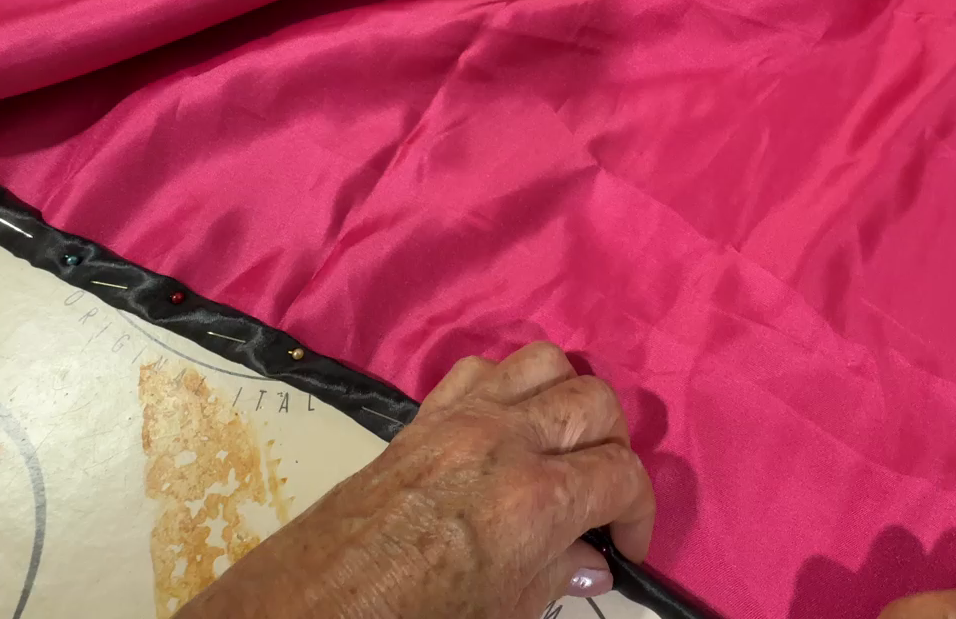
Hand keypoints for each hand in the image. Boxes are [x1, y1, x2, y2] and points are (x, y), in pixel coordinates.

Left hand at [178, 342, 653, 618]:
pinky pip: (485, 366)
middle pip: (596, 403)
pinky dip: (508, 384)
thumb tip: (596, 560)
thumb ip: (558, 575)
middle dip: (615, 445)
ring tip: (561, 440)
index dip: (640, 509)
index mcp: (533, 500)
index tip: (629, 543)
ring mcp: (467, 414)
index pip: (621, 474)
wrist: (315, 609)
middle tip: (600, 489)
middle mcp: (508, 439)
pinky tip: (506, 421)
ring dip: (567, 398)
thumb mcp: (502, 613)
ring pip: (547, 362)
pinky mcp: (430, 410)